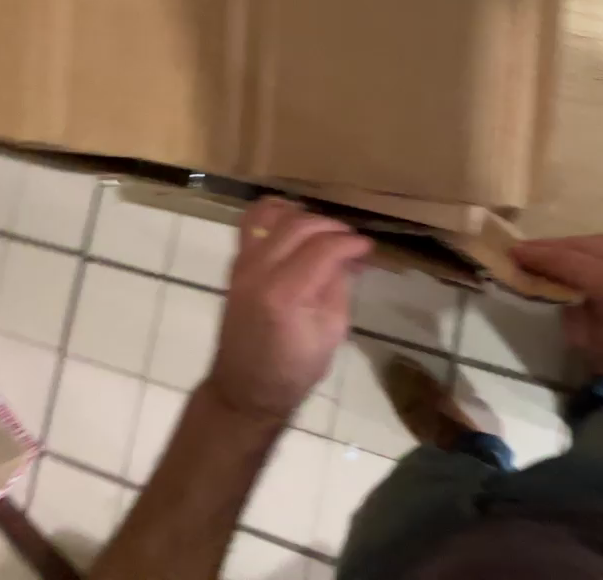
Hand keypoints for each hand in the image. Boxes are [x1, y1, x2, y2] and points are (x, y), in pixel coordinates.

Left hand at [205, 199, 372, 420]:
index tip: (367, 247)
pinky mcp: (235, 264)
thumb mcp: (330, 333)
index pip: (322, 248)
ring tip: (323, 230)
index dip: (349, 243)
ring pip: (273, 216)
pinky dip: (273, 212)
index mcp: (285, 294)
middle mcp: (259, 272)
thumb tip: (347, 256)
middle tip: (351, 240)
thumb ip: (338, 287)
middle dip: (331, 227)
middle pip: (299, 226)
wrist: (245, 390)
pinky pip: (251, 222)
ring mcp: (242, 265)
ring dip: (303, 216)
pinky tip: (292, 217)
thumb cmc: (292, 371)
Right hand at [510, 235, 602, 401]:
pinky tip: (578, 256)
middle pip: (578, 245)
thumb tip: (560, 294)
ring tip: (547, 254)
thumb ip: (570, 314)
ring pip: (594, 240)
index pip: (564, 260)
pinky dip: (590, 248)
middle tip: (524, 252)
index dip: (535, 256)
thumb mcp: (594, 347)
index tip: (512, 252)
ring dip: (569, 247)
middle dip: (548, 248)